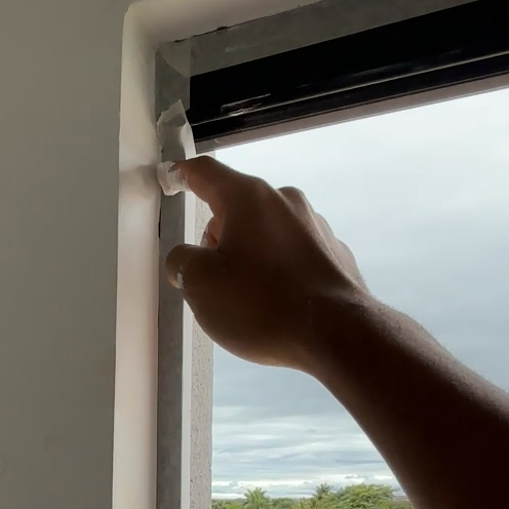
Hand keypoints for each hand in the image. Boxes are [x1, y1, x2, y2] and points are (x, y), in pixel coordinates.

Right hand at [163, 157, 372, 371]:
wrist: (337, 335)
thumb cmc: (262, 304)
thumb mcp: (200, 284)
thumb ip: (182, 262)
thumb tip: (186, 259)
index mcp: (249, 199)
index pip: (206, 173)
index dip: (183, 174)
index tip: (171, 176)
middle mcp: (285, 202)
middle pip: (237, 210)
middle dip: (218, 239)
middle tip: (213, 282)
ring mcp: (315, 227)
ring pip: (266, 235)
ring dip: (249, 258)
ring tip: (248, 301)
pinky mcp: (333, 255)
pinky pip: (292, 257)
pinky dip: (277, 274)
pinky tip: (277, 305)